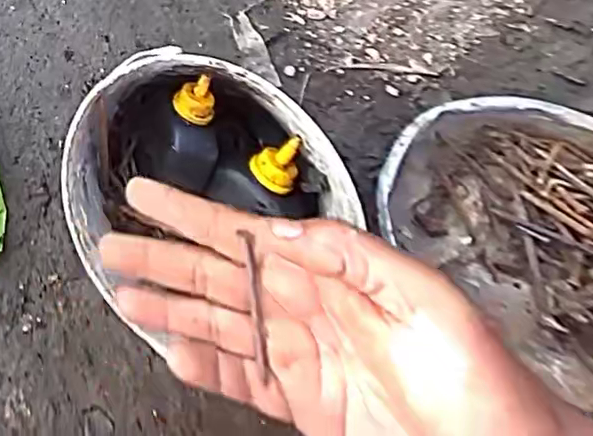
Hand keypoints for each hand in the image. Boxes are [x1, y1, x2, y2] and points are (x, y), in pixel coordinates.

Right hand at [101, 178, 592, 435]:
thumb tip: (280, 230)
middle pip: (208, 271)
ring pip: (210, 318)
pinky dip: (198, 362)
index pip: (235, 231)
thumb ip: (351, 252)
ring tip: (124, 293)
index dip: (184, 211)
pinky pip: (234, 374)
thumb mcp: (425, 297)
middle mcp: (294, 301)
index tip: (145, 195)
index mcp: (317, 270)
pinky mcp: (295, 398)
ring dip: (165, 305)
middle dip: (157, 256)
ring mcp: (291, 350)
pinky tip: (170, 349)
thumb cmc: (482, 380)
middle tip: (111, 246)